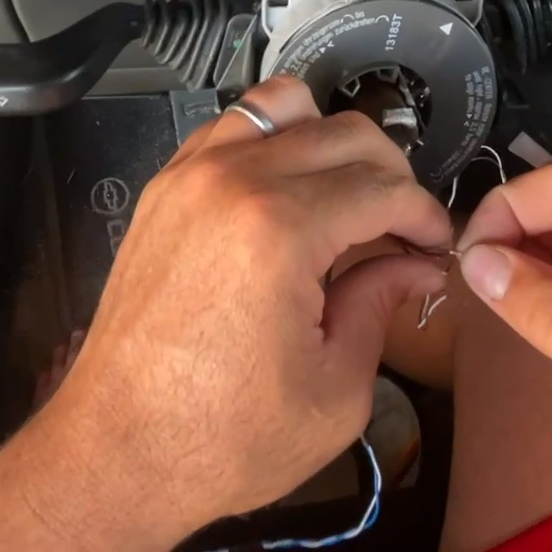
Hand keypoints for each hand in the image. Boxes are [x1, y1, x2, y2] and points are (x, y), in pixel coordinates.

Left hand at [0, 76, 450, 551]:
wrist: (116, 446)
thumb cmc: (225, 436)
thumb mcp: (334, 391)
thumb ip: (381, 304)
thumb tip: (418, 264)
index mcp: (282, 229)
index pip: (384, 188)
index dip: (425, 214)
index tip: (435, 243)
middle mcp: (235, 179)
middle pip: (345, 133)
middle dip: (391, 174)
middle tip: (400, 225)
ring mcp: (193, 172)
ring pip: (286, 104)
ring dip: (330, 139)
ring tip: (344, 192)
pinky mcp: (166, 182)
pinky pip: (234, 125)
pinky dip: (273, 138)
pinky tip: (285, 186)